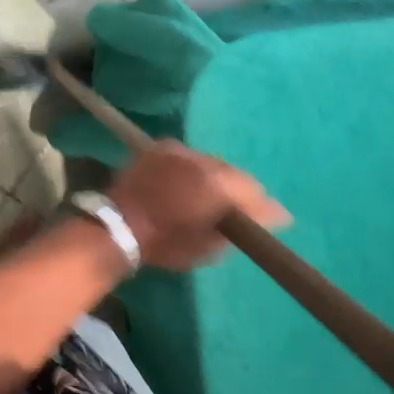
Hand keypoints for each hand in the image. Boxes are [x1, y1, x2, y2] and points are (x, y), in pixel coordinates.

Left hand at [107, 142, 288, 270]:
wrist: (117, 225)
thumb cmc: (165, 243)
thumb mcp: (209, 246)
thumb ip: (244, 226)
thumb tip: (276, 215)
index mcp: (218, 184)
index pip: (254, 189)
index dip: (261, 205)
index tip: (266, 218)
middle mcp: (202, 159)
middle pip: (233, 173)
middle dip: (237, 190)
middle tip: (233, 209)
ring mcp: (179, 150)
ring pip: (211, 162)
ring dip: (214, 177)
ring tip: (207, 196)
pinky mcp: (160, 147)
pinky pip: (188, 156)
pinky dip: (192, 168)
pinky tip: (186, 182)